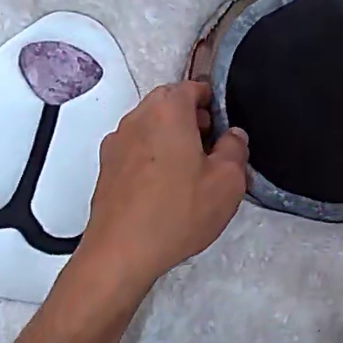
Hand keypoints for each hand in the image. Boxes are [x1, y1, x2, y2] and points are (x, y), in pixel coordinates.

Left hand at [78, 82, 248, 290]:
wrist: (120, 255)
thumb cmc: (177, 212)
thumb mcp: (228, 180)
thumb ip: (236, 148)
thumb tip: (232, 136)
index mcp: (167, 112)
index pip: (191, 87)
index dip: (212, 100)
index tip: (224, 123)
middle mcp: (137, 120)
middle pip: (168, 103)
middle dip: (191, 116)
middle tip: (212, 144)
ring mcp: (116, 145)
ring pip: (150, 125)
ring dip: (171, 135)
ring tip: (192, 169)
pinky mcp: (106, 170)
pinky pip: (137, 148)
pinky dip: (153, 155)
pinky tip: (168, 186)